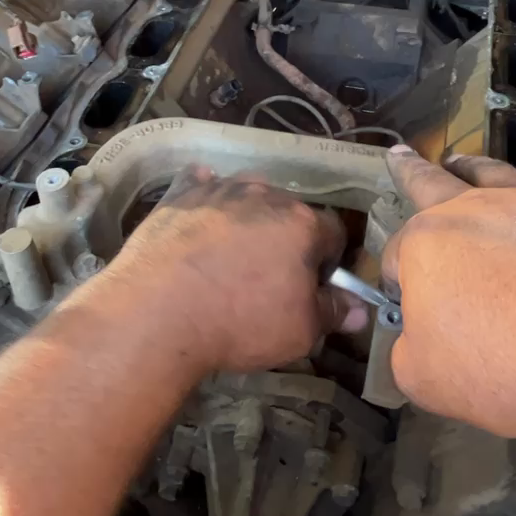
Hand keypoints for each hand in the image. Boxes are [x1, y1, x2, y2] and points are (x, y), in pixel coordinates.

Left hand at [96, 169, 368, 374]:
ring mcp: (219, 189)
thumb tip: (357, 308)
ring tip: (229, 257)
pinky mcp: (179, 194)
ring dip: (247, 219)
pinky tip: (198, 220)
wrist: (157, 311)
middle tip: (268, 278)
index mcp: (302, 223)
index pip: (334, 232)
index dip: (327, 262)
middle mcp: (264, 195)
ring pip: (246, 197)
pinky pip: (200, 185)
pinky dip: (204, 198)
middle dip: (286, 239)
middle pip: (288, 212)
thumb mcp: (300, 330)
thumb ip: (332, 312)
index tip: (311, 288)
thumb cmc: (239, 322)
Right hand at [381, 147, 515, 436]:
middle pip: (430, 183)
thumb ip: (410, 354)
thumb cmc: (501, 361)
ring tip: (461, 160)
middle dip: (411, 170)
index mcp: (424, 246)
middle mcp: (468, 212)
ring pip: (492, 174)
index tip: (405, 301)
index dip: (397, 280)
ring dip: (473, 166)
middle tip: (400, 153)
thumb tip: (416, 344)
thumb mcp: (426, 378)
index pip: (397, 257)